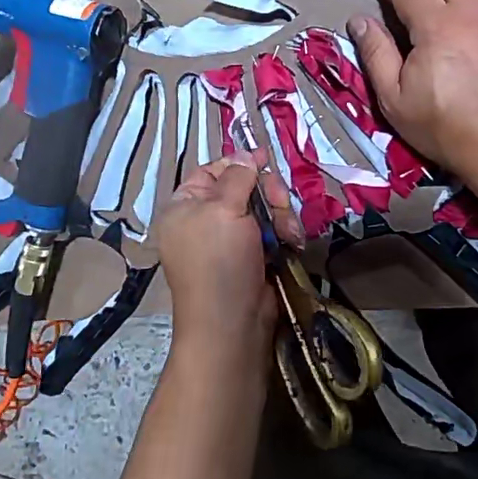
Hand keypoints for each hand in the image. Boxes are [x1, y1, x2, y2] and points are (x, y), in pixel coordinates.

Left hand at [154, 152, 299, 369]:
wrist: (231, 323)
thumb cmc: (219, 261)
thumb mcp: (223, 209)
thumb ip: (237, 177)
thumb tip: (245, 155)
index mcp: (185, 205)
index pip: (212, 170)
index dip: (238, 163)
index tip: (265, 160)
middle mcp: (204, 220)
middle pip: (242, 188)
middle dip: (267, 193)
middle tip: (281, 204)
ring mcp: (229, 241)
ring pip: (262, 209)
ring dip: (280, 215)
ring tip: (288, 232)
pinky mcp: (251, 257)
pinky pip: (270, 232)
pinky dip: (283, 234)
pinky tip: (292, 242)